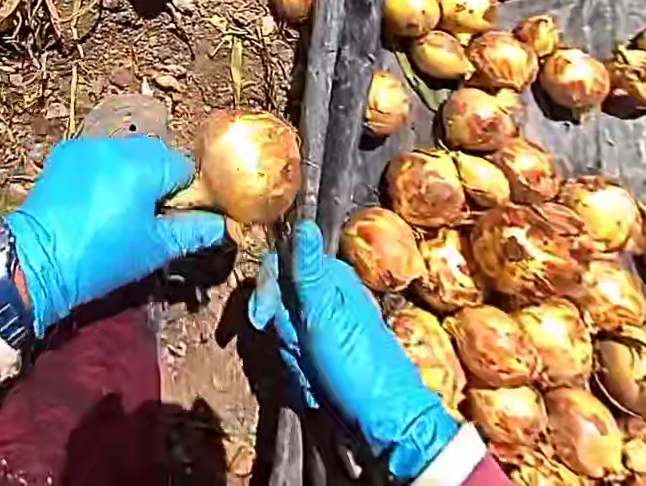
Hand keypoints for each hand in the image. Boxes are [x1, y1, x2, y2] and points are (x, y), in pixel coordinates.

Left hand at [6, 136, 226, 334]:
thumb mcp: (153, 248)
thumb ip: (192, 231)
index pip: (183, 168)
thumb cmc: (102, 256)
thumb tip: (223, 226)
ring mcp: (91, 144)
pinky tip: (91, 201)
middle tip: (142, 220)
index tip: (168, 221)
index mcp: (147, 164)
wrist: (34, 262)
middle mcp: (121, 144)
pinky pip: (98, 156)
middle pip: (155, 158)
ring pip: (126, 155)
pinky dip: (102, 173)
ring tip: (114, 212)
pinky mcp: (67, 151)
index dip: (182, 196)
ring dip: (128, 176)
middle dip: (155, 183)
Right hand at [248, 221, 459, 480]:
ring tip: (311, 373)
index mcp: (330, 276)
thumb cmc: (356, 363)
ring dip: (291, 357)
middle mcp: (327, 295)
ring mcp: (324, 325)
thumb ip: (307, 269)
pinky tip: (313, 386)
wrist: (384, 424)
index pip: (280, 263)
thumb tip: (303, 221)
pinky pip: (293, 356)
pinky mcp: (322, 353)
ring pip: (283, 331)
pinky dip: (298, 374)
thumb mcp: (325, 313)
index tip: (260, 318)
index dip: (265, 290)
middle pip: (278, 299)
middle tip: (301, 350)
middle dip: (283, 331)